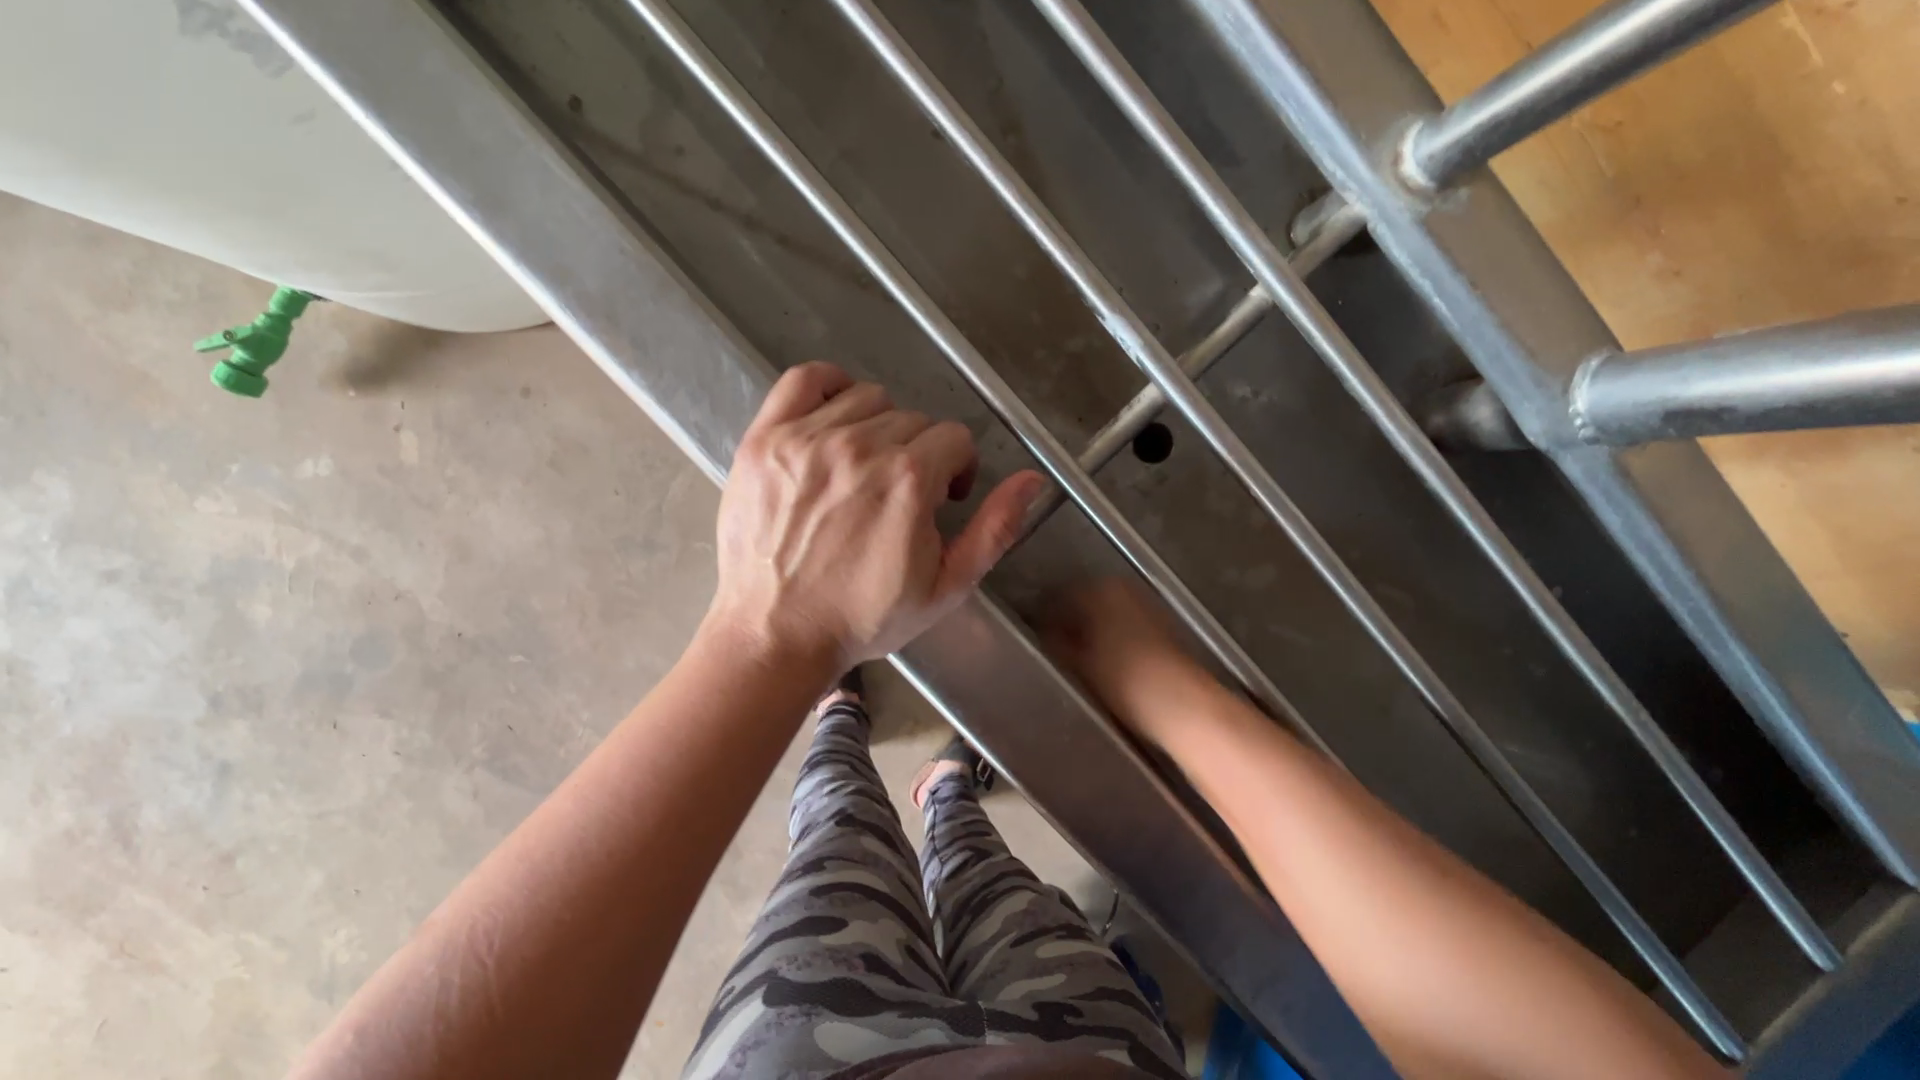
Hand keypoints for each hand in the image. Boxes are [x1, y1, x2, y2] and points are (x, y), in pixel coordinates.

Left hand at [707, 363, 1044, 669]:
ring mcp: (806, 439)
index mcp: (910, 479)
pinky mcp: (765, 440)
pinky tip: (834, 417)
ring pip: (867, 398)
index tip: (941, 500)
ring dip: (879, 425)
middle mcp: (860, 447)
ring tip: (866, 465)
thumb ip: (994, 529)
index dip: (956, 470)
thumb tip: (1033, 480)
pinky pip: (804, 381)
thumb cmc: (864, 617)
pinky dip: (827, 388)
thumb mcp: (945, 586)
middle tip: (900, 495)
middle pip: (913, 419)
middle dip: (919, 454)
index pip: (954, 438)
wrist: (776, 635)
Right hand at [1046, 579, 1212, 744]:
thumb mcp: (1080, 665)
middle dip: (1069, 622)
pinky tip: (1105, 662)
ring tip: (1078, 660)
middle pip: (1084, 601)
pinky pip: (1123, 624)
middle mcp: (1123, 588)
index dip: (1043, 619)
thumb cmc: (1127, 683)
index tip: (1036, 638)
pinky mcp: (1161, 623)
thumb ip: (1056, 643)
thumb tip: (1046, 635)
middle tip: (1055, 649)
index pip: (1057, 597)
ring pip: (1105, 613)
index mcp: (1099, 590)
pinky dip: (1111, 636)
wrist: (1183, 706)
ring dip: (1091, 630)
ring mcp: (1145, 603)